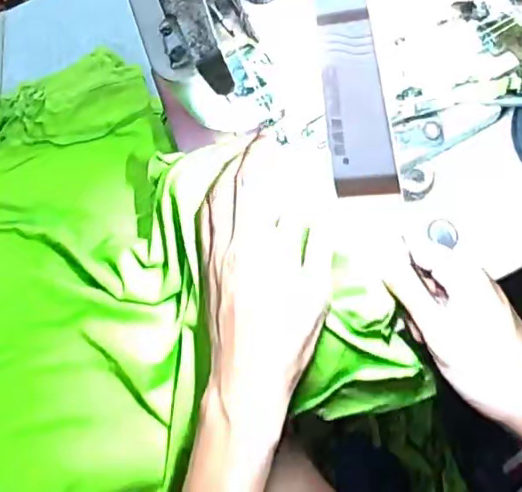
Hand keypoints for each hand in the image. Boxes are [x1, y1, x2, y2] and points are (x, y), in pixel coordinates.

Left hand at [199, 138, 332, 428]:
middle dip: (243, 155)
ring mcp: (212, 255)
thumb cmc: (285, 340)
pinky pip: (203, 220)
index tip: (271, 139)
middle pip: (229, 185)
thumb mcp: (314, 291)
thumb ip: (316, 243)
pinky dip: (212, 197)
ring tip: (240, 157)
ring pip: (211, 199)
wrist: (243, 382)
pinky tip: (220, 194)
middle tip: (259, 140)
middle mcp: (228, 243)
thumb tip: (318, 207)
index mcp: (256, 245)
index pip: (255, 184)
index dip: (262, 155)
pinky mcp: (204, 268)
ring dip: (225, 171)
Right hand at [380, 235, 521, 434]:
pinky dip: (440, 318)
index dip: (394, 266)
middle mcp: (473, 272)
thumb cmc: (484, 368)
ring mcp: (481, 291)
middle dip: (411, 293)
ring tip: (430, 340)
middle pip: (425, 266)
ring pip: (436, 287)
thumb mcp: (436, 329)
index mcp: (462, 269)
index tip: (385, 291)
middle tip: (414, 327)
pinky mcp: (485, 310)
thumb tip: (382, 259)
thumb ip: (407, 289)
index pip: (414, 246)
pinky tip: (443, 344)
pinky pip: (451, 302)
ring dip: (424, 310)